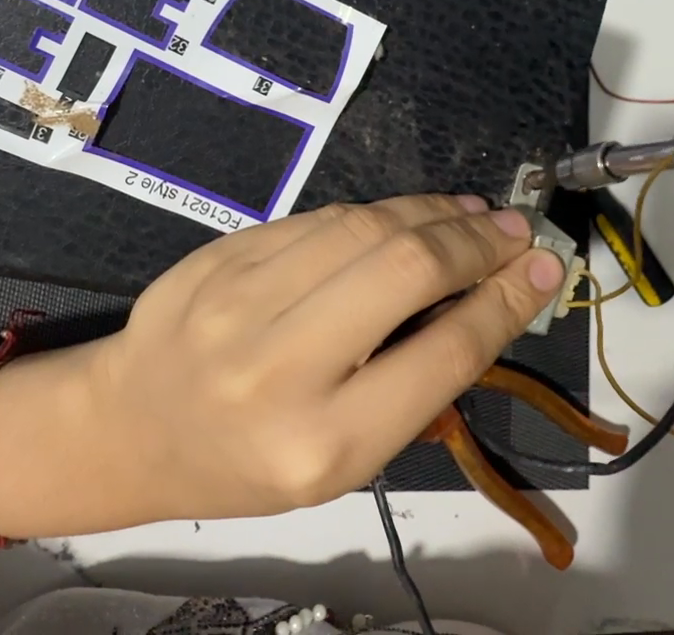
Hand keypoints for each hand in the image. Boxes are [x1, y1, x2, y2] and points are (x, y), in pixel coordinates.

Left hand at [52, 195, 564, 523]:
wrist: (132, 425)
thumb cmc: (245, 462)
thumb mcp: (338, 459)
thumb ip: (411, 381)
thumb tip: (486, 300)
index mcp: (322, 443)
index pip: (441, 355)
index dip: (504, 304)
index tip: (542, 270)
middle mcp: (279, 367)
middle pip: (405, 271)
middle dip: (474, 242)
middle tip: (514, 232)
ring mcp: (238, 299)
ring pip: (362, 226)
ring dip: (431, 213)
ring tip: (471, 215)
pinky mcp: (218, 255)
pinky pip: (318, 217)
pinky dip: (376, 212)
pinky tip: (406, 214)